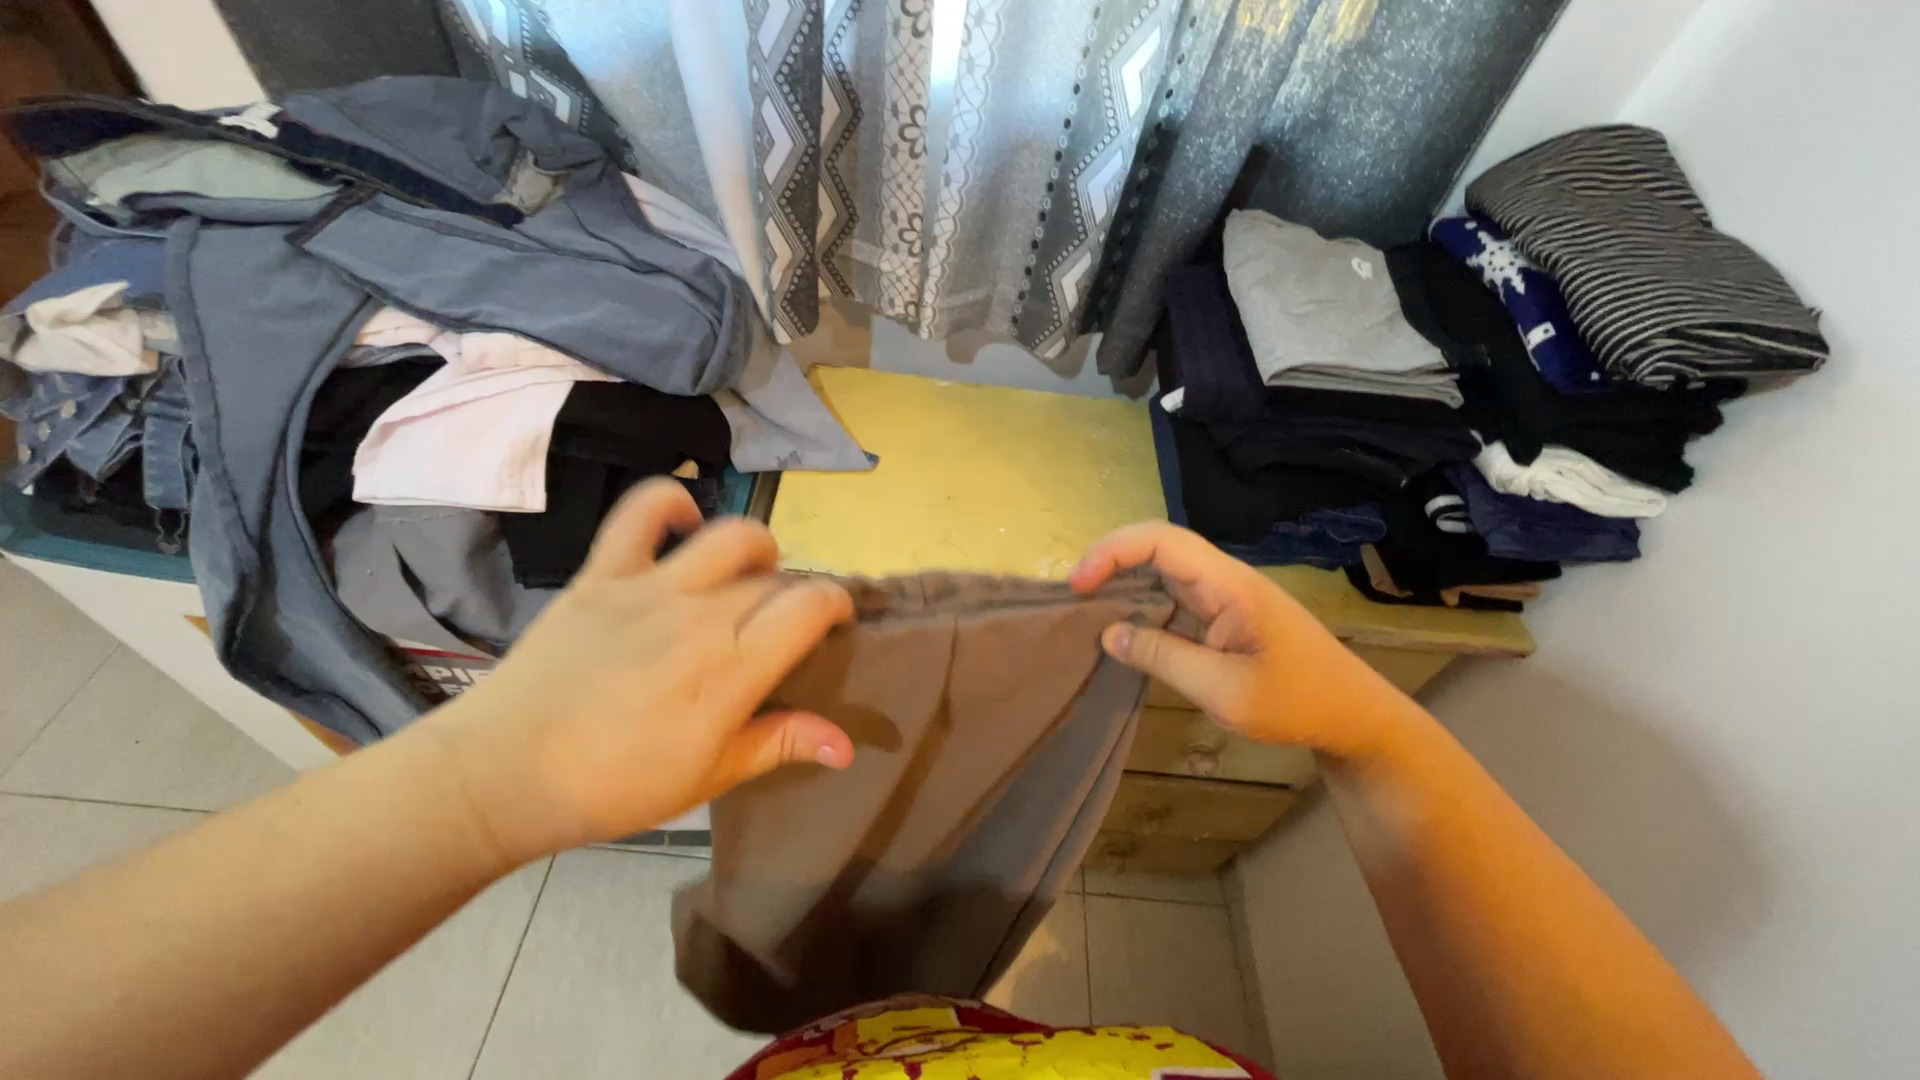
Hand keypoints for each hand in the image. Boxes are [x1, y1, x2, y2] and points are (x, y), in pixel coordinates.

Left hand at [419, 479, 855, 864]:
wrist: (504, 773)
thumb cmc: (615, 786)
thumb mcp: (708, 776)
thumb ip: (780, 744)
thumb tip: (847, 744)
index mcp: (732, 670)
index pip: (810, 607)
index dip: (836, 603)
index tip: (837, 618)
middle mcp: (701, 616)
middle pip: (775, 580)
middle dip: (796, 593)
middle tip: (786, 622)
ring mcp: (651, 589)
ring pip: (730, 537)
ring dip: (758, 547)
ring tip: (752, 573)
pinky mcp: (603, 574)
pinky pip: (641, 513)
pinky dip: (670, 502)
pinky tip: (683, 521)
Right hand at [1070, 523, 1415, 757]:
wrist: (1353, 716)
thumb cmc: (1296, 703)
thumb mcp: (1223, 690)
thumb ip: (1162, 657)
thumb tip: (1108, 633)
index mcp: (1229, 585)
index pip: (1161, 541)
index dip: (1113, 551)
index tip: (1079, 585)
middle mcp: (1224, 579)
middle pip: (1158, 546)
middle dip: (1111, 561)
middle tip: (1075, 597)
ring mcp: (1225, 596)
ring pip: (1163, 570)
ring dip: (1124, 582)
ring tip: (1089, 610)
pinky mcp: (1225, 616)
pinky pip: (1175, 596)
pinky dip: (1143, 605)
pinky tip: (1125, 628)